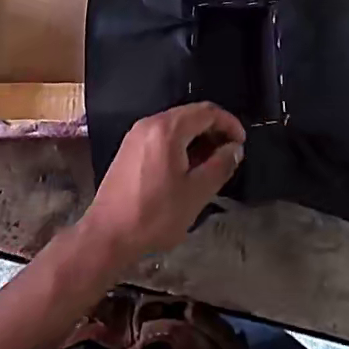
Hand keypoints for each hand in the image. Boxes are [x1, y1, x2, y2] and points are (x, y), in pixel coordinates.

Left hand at [80, 103, 244, 267]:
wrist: (107, 236)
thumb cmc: (155, 215)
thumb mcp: (196, 193)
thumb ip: (220, 165)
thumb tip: (235, 149)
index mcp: (167, 129)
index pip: (207, 111)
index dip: (229, 123)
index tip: (241, 143)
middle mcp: (149, 124)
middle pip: (190, 115)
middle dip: (214, 130)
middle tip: (229, 153)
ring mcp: (136, 136)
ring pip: (175, 126)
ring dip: (197, 138)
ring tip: (212, 163)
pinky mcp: (128, 150)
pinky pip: (161, 137)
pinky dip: (180, 145)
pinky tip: (187, 168)